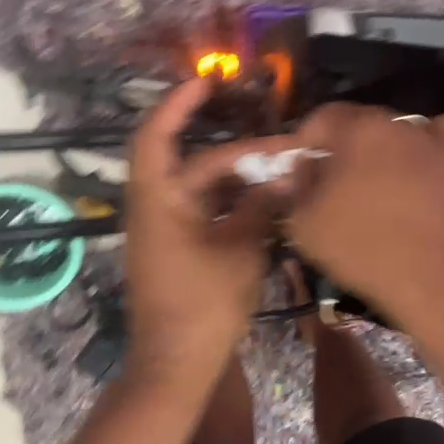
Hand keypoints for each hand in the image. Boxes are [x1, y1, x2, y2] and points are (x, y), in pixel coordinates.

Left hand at [125, 80, 294, 380]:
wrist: (177, 364)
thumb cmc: (204, 305)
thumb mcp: (241, 249)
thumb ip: (262, 205)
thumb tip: (287, 172)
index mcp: (158, 201)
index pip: (158, 136)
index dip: (178, 103)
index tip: (208, 80)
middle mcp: (156, 208)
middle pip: (195, 162)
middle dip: (238, 150)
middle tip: (282, 144)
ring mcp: (165, 230)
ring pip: (202, 186)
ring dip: (237, 175)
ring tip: (281, 167)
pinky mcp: (179, 248)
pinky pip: (207, 209)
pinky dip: (234, 200)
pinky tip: (267, 199)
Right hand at [285, 104, 443, 318]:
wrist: (431, 278)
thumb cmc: (362, 248)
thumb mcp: (305, 223)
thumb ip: (297, 185)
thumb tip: (303, 167)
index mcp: (357, 129)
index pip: (322, 117)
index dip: (306, 142)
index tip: (300, 171)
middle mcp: (398, 123)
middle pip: (362, 123)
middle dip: (344, 147)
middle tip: (334, 184)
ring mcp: (434, 140)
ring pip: (401, 129)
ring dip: (385, 147)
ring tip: (379, 181)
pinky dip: (434, 140)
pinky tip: (424, 161)